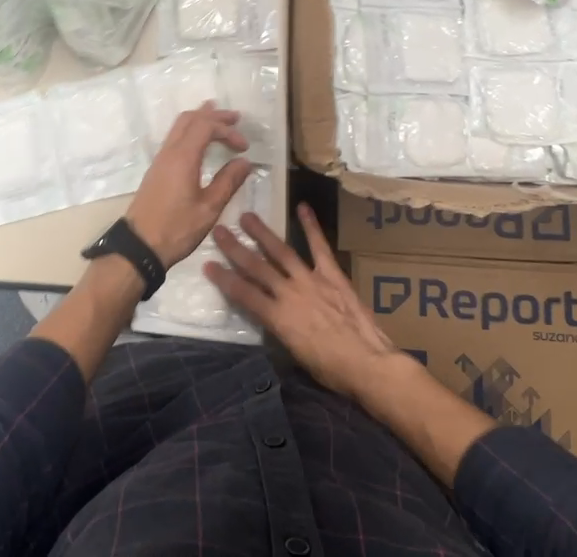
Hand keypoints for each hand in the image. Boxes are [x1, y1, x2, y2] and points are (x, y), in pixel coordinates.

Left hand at [124, 103, 253, 267]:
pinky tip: (199, 142)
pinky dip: (190, 132)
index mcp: (182, 157)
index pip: (206, 126)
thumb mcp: (209, 208)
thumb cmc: (176, 228)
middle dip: (213, 116)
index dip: (227, 130)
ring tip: (218, 121)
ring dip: (200, 121)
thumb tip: (245, 162)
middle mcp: (169, 152)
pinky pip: (174, 139)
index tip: (244, 148)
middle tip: (235, 119)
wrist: (140, 245)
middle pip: (189, 119)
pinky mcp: (156, 170)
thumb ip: (228, 182)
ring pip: (179, 127)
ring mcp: (160, 160)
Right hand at [206, 204, 404, 400]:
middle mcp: (289, 294)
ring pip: (281, 252)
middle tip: (219, 230)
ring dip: (263, 233)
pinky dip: (311, 227)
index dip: (223, 279)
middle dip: (235, 249)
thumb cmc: (331, 369)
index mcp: (277, 318)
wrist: (368, 364)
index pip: (243, 294)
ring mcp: (311, 280)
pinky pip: (319, 247)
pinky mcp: (332, 275)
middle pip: (256, 268)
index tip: (208, 265)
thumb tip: (272, 318)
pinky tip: (303, 207)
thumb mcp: (295, 355)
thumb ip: (280, 331)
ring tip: (247, 216)